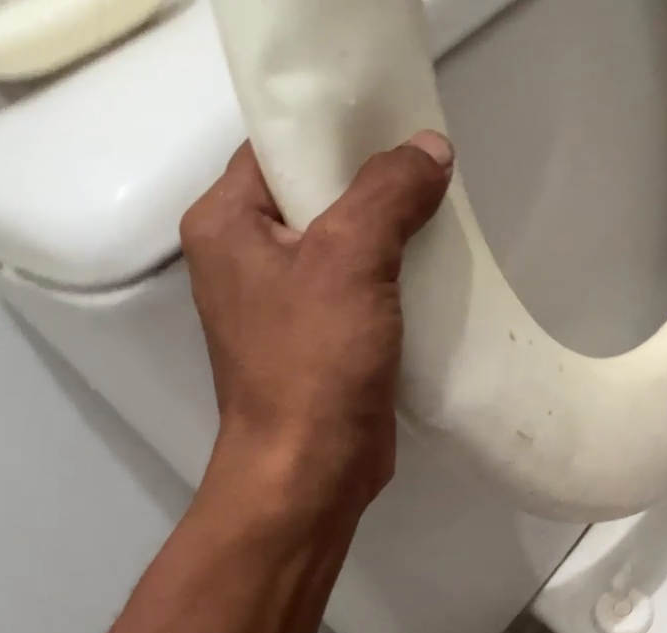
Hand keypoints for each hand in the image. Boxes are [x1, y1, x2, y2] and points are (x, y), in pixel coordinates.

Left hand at [179, 131, 454, 518]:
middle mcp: (244, 259)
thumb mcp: (350, 259)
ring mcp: (280, 307)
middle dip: (373, 185)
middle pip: (314, 195)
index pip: (279, 146)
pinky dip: (391, 281)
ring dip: (388, 236)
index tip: (397, 123)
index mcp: (226, 224)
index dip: (337, 129)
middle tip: (431, 171)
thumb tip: (429, 149)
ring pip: (341, 246)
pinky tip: (433, 271)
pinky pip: (356, 292)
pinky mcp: (317, 345)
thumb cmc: (314, 362)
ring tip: (440, 215)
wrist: (311, 473)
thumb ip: (388, 193)